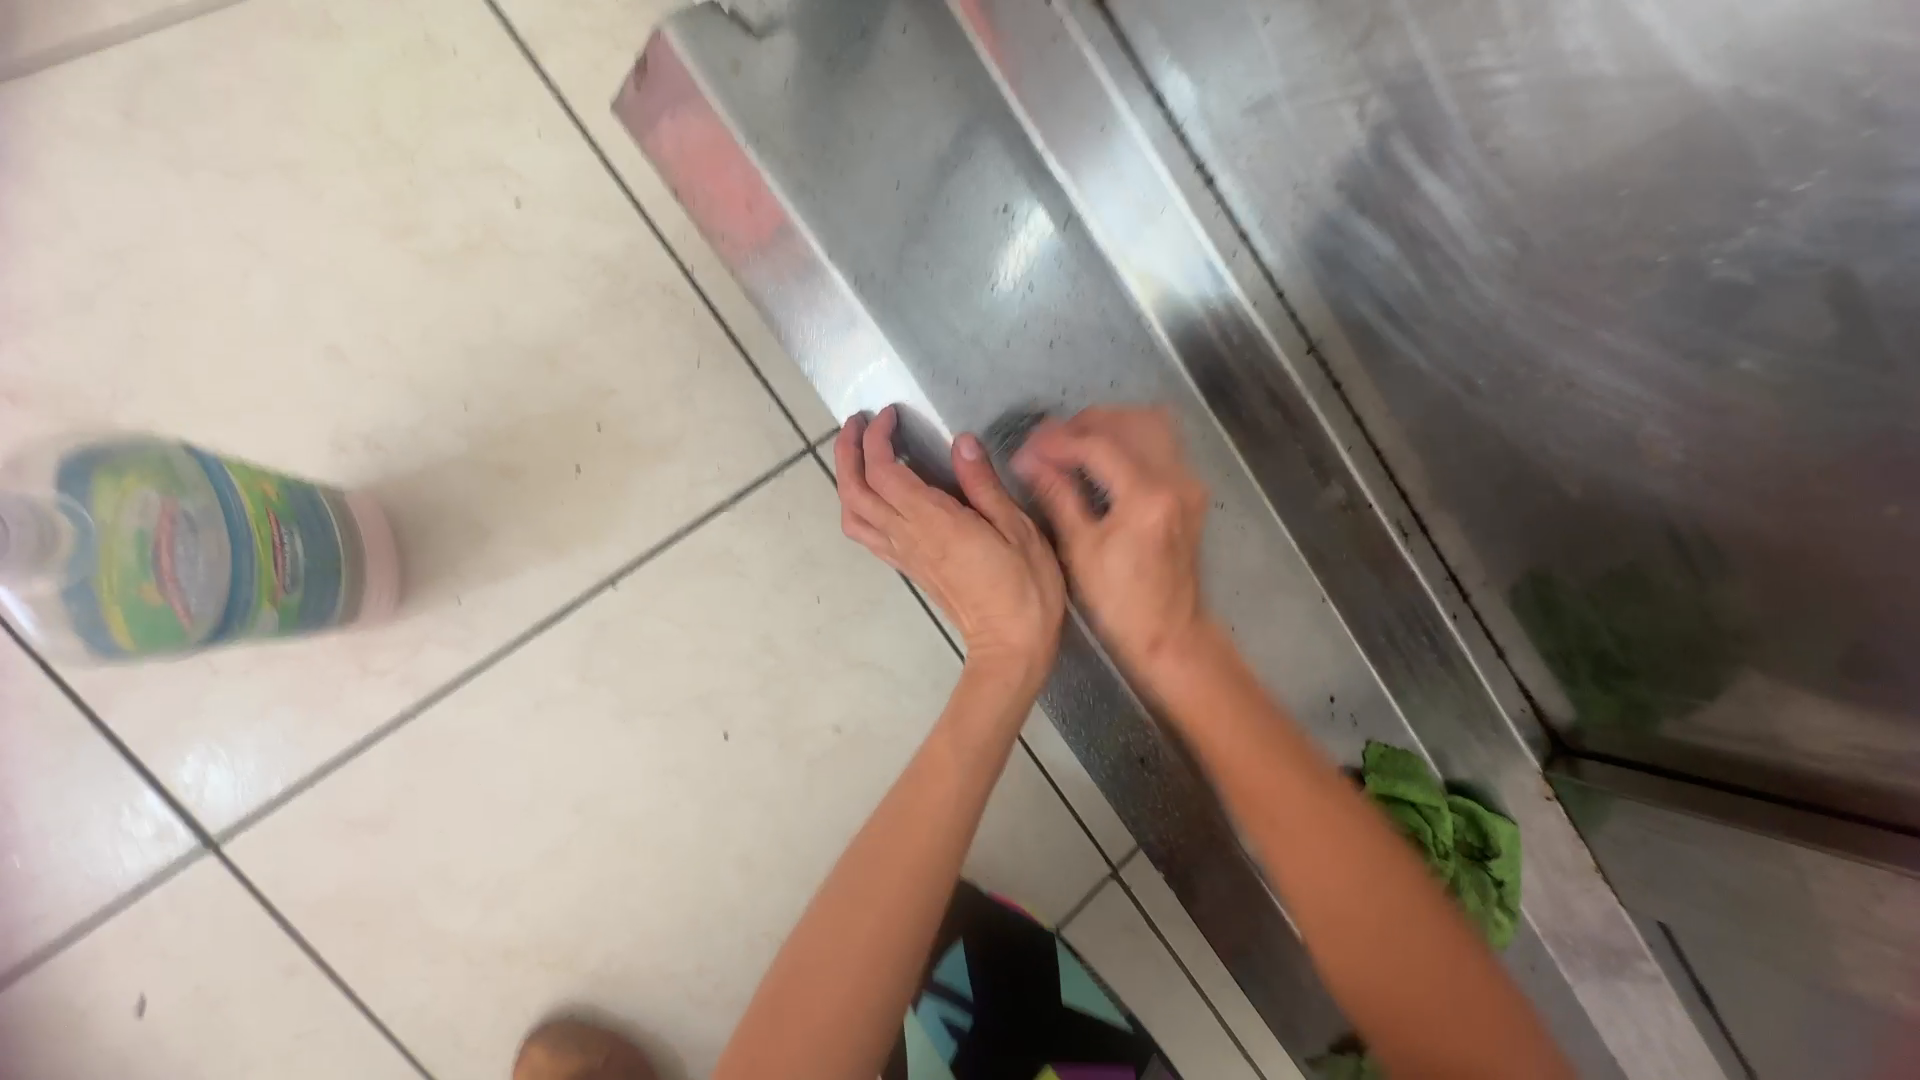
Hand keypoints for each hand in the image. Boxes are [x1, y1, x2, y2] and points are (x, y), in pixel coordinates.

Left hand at [835, 406, 1066, 690]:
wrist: (1010, 646)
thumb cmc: (1025, 587)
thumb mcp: (1017, 528)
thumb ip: (983, 484)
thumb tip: (961, 442)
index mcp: (932, 521)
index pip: (883, 471)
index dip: (877, 438)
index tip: (889, 414)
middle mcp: (907, 537)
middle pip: (854, 490)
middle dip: (848, 451)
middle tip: (859, 423)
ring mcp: (903, 555)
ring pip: (852, 515)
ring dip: (847, 479)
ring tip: (861, 454)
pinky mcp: (908, 568)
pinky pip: (867, 534)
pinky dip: (860, 506)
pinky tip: (878, 494)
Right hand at [1013, 406, 1210, 676]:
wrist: (1171, 633)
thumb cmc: (1119, 602)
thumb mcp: (1080, 550)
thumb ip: (1057, 496)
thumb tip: (1029, 461)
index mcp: (1146, 497)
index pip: (1097, 444)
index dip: (1057, 441)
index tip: (1027, 448)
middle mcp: (1175, 479)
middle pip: (1130, 421)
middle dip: (1085, 424)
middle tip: (1050, 444)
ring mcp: (1188, 483)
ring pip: (1151, 425)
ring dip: (1111, 426)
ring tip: (1076, 446)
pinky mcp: (1190, 491)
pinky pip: (1161, 444)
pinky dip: (1130, 440)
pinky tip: (1103, 461)